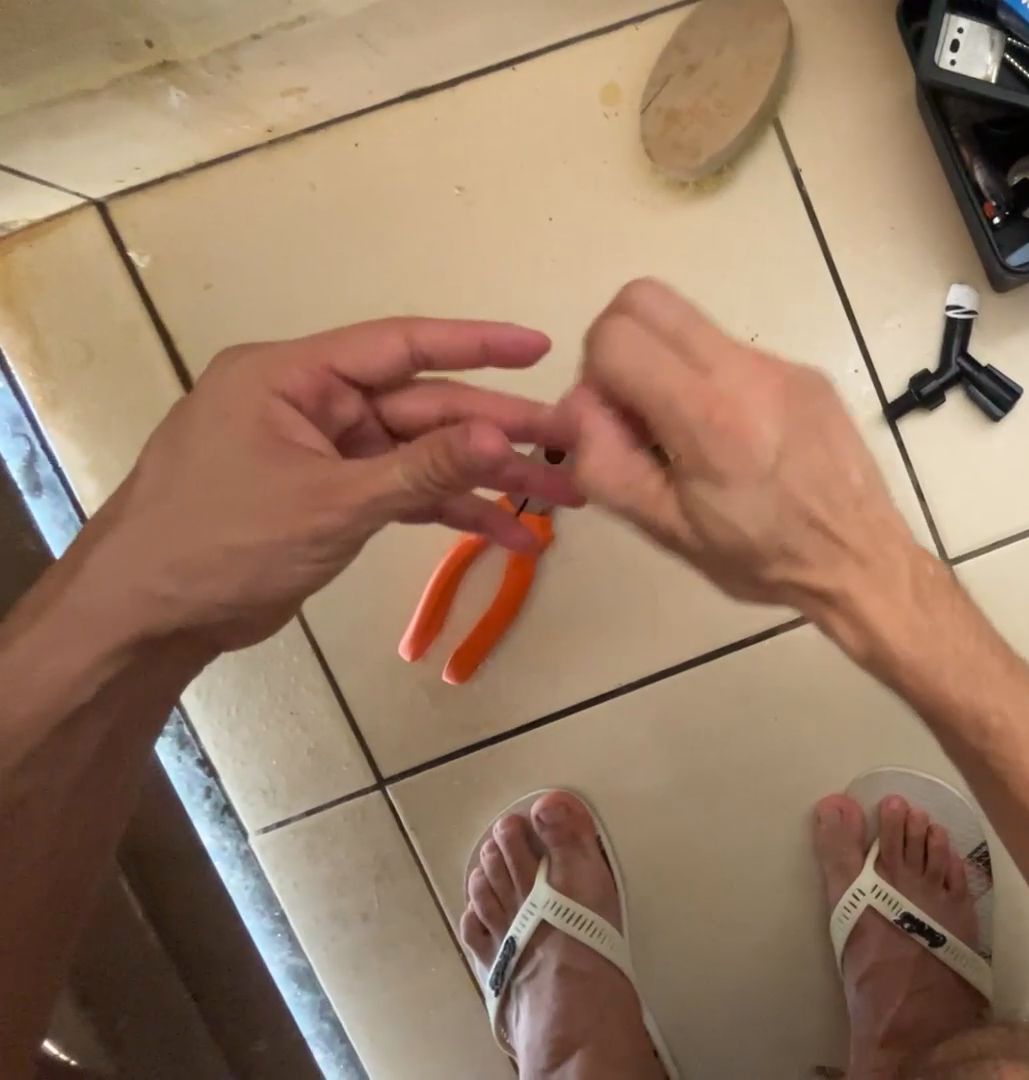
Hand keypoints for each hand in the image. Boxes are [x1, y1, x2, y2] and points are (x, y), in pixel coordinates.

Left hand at [79, 318, 581, 653]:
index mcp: (295, 379)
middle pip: (434, 409)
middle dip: (505, 433)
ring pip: (435, 455)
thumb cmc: (221, 542)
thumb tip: (500, 438)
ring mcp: (337, 452)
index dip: (477, 344)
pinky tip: (514, 535)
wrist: (149, 620)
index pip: (402, 347)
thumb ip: (423, 468)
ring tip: (565, 496)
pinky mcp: (347, 494)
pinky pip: (419, 494)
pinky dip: (463, 513)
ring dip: (497, 478)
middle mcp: (320, 406)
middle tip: (575, 445)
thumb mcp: (332, 501)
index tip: (541, 348)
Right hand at [566, 279, 922, 617]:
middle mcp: (748, 372)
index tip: (622, 425)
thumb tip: (581, 404)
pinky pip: (741, 352)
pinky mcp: (811, 374)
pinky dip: (721, 380)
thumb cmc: (765, 558)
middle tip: (643, 411)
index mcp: (708, 416)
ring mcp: (786, 367)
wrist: (861, 557)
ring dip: (675, 365)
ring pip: (696, 326)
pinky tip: (746, 437)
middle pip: (647, 299)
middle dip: (624, 346)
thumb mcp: (669, 530)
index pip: (613, 335)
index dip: (596, 376)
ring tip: (699, 434)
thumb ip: (606, 461)